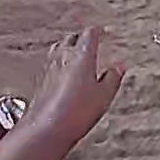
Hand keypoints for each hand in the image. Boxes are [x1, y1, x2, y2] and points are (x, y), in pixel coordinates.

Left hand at [19, 27, 125, 146]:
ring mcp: (49, 68)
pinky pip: (50, 64)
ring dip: (67, 48)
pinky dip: (59, 63)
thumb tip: (119, 66)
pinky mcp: (40, 81)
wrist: (47, 129)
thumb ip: (113, 77)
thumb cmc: (75, 111)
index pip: (90, 34)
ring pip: (58, 49)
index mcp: (82, 55)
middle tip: (90, 40)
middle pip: (72, 38)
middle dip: (81, 38)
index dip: (97, 31)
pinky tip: (62, 72)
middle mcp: (63, 57)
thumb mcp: (104, 95)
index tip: (102, 31)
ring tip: (75, 54)